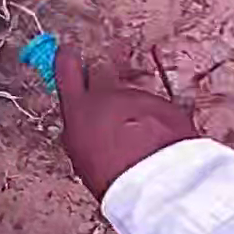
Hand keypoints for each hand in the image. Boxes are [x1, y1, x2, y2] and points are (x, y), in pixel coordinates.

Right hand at [54, 42, 200, 198]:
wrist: (157, 181)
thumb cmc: (111, 175)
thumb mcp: (80, 154)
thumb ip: (81, 130)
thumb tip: (86, 127)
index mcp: (80, 108)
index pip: (67, 69)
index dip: (66, 59)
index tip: (65, 52)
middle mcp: (108, 95)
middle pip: (101, 74)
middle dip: (101, 83)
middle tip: (104, 106)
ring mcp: (140, 97)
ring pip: (133, 98)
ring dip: (133, 113)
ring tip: (136, 142)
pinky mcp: (167, 105)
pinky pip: (157, 110)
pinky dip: (156, 122)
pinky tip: (156, 145)